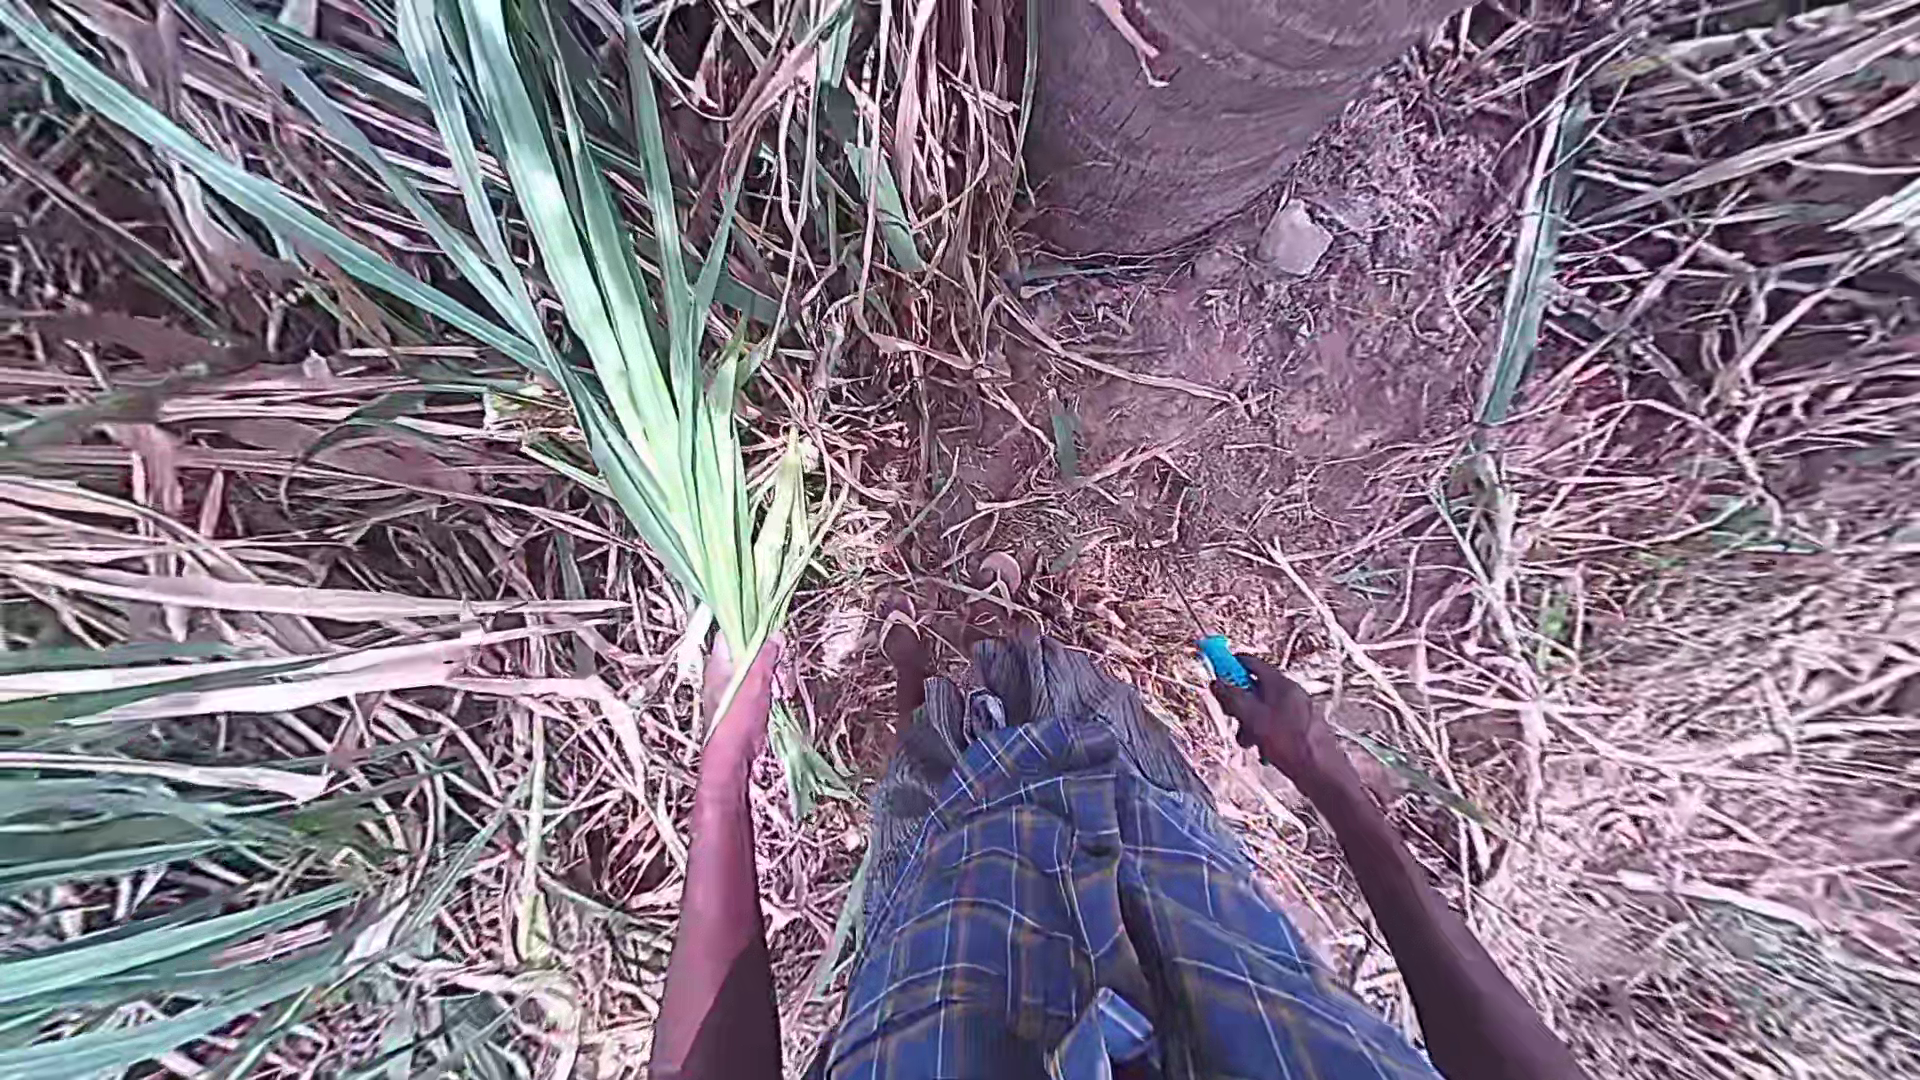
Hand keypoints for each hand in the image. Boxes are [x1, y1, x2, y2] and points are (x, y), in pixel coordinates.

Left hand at [700, 633, 783, 779]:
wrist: (732, 758)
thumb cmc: (737, 718)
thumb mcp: (755, 681)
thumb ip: (765, 656)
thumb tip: (776, 634)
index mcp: (718, 663)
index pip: (730, 633)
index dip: (748, 624)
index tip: (769, 622)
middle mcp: (722, 673)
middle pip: (746, 650)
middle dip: (767, 651)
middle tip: (782, 656)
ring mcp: (731, 688)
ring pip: (755, 667)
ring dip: (772, 670)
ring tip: (783, 679)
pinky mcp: (742, 703)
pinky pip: (758, 684)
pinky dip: (771, 684)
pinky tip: (781, 691)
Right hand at [1209, 654, 1346, 781]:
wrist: (1323, 776)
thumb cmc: (1290, 744)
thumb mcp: (1252, 717)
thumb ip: (1231, 697)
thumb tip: (1216, 683)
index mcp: (1281, 684)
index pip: (1250, 662)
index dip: (1230, 666)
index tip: (1216, 674)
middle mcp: (1293, 693)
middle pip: (1255, 687)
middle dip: (1239, 703)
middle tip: (1232, 717)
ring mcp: (1300, 711)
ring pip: (1264, 708)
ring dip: (1250, 722)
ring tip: (1248, 741)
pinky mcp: (1304, 728)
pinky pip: (1276, 723)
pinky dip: (1265, 733)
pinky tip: (1263, 750)